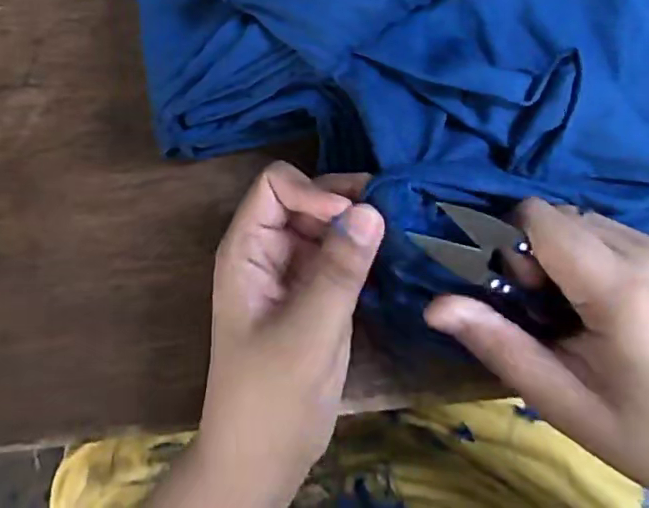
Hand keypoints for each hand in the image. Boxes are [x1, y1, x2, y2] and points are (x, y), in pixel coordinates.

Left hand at [150, 163, 381, 507]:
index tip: (352, 217)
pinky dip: (364, 248)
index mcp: (247, 249)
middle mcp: (268, 250)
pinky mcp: (315, 292)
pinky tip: (393, 252)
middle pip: (305, 199)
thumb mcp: (308, 332)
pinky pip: (339, 253)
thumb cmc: (271, 396)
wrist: (263, 461)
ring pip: (326, 224)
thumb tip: (371, 209)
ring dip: (359, 221)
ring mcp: (292, 271)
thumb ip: (339, 270)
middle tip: (393, 209)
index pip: (276, 187)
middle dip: (344, 200)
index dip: (313, 191)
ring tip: (401, 225)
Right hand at [424, 201, 648, 507]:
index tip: (519, 294)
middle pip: (555, 213)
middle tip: (542, 309)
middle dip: (531, 249)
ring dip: (555, 249)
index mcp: (622, 287)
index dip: (510, 244)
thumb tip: (433, 306)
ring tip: (568, 308)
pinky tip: (593, 301)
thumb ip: (497, 344)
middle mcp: (645, 251)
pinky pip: (600, 227)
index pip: (539, 216)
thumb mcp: (562, 400)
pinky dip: (580, 251)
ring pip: (576, 216)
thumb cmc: (642, 434)